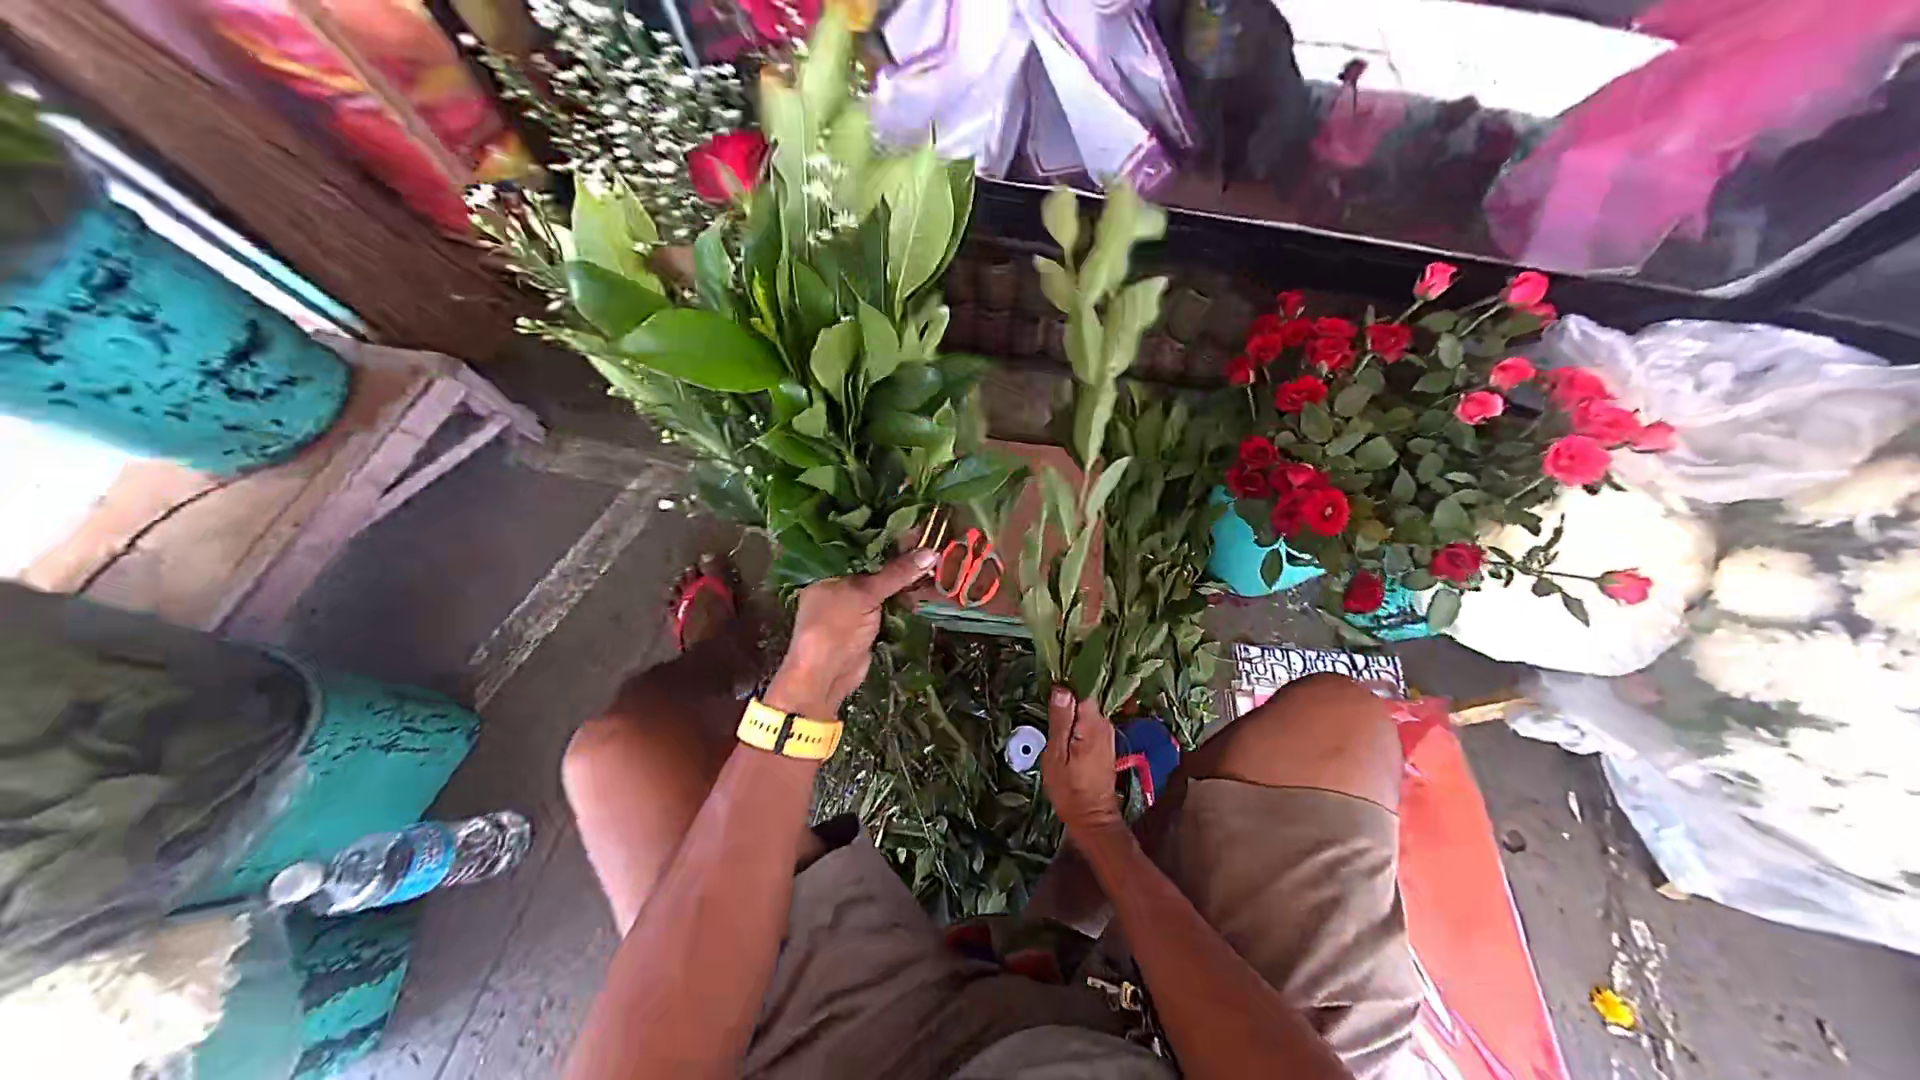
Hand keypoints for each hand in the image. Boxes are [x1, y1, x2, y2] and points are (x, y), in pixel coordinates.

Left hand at [763, 549, 937, 718]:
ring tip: (939, 562)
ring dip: (910, 577)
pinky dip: (908, 596)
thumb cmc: (834, 627)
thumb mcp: (864, 594)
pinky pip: (892, 602)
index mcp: (830, 568)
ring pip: (888, 584)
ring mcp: (857, 602)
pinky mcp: (870, 620)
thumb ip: (896, 573)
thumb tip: (931, 553)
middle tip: (934, 543)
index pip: (863, 543)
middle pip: (878, 564)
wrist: (825, 676)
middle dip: (904, 557)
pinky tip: (930, 586)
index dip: (889, 536)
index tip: (918, 526)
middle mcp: (843, 581)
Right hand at [1041, 687, 1122, 836]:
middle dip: (1068, 695)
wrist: (1091, 817)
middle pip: (1086, 696)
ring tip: (1053, 711)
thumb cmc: (1069, 788)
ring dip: (1072, 708)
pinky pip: (1090, 720)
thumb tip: (1061, 689)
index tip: (1051, 682)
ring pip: (1087, 708)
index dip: (1068, 683)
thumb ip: (1060, 720)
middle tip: (1048, 700)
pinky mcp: (1104, 741)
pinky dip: (1077, 719)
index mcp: (1092, 724)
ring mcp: (1107, 732)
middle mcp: (1104, 724)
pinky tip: (1064, 725)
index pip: (1084, 688)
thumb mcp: (1056, 754)